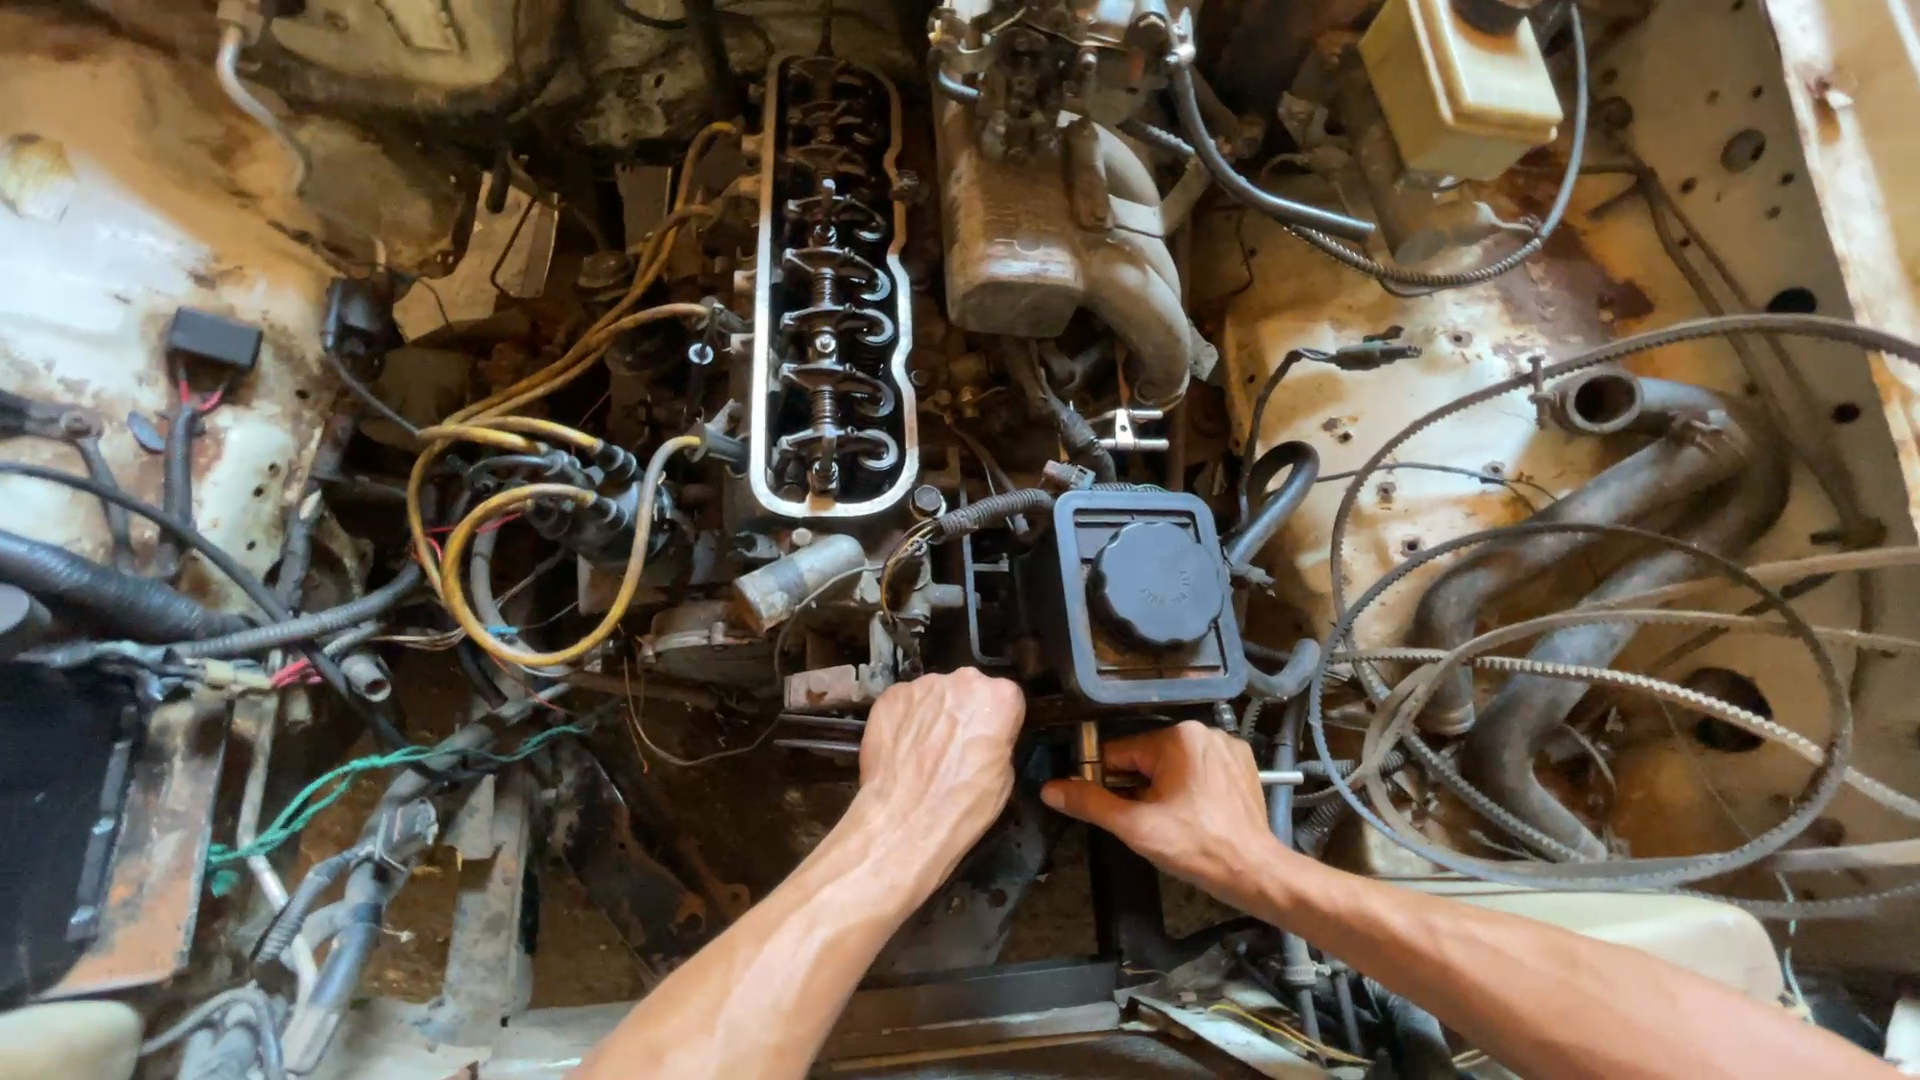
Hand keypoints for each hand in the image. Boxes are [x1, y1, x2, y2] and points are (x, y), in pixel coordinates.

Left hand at [857, 668, 1026, 854]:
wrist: (906, 820)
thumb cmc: (965, 803)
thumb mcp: (1005, 775)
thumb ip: (997, 740)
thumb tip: (985, 736)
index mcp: (1000, 696)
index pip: (1006, 699)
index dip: (997, 721)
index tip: (988, 740)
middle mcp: (963, 680)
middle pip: (969, 689)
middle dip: (964, 710)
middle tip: (955, 744)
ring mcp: (923, 685)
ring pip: (934, 694)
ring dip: (933, 714)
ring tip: (924, 750)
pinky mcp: (890, 695)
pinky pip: (905, 703)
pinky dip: (905, 719)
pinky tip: (902, 748)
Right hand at [1042, 721, 1283, 910]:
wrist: (1256, 873)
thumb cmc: (1195, 847)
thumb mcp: (1136, 827)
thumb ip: (1091, 803)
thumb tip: (1050, 789)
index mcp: (1176, 737)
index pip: (1121, 753)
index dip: (1109, 782)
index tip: (1116, 810)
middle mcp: (1203, 731)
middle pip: (1148, 757)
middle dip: (1140, 787)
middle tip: (1149, 821)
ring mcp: (1226, 746)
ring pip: (1173, 763)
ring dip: (1164, 787)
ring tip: (1175, 821)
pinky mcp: (1243, 763)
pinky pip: (1199, 767)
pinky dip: (1191, 786)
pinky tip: (1196, 814)